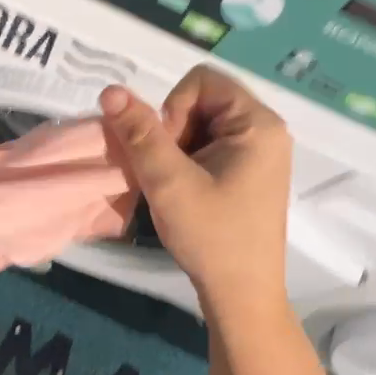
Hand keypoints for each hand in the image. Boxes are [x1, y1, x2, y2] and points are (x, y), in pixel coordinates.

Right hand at [99, 66, 292, 316]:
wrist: (241, 293)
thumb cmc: (210, 235)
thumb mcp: (168, 182)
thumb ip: (138, 133)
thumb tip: (109, 90)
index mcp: (258, 124)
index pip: (201, 82)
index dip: (172, 110)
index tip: (168, 153)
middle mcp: (266, 130)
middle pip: (202, 101)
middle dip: (173, 131)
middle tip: (169, 173)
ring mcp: (260, 153)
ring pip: (200, 125)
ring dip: (176, 149)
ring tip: (175, 186)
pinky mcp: (249, 173)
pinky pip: (210, 146)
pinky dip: (187, 162)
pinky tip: (184, 193)